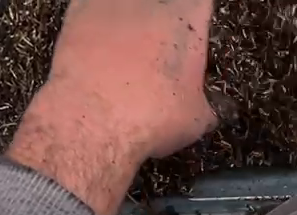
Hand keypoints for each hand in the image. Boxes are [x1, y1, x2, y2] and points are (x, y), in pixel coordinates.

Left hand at [8, 0, 216, 214]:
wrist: (96, 118)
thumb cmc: (153, 117)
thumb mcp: (195, 121)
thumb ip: (208, 108)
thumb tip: (217, 111)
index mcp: (188, 22)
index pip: (201, 5)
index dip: (199, 19)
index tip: (193, 40)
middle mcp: (152, 1)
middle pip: (163, 5)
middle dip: (162, 27)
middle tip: (158, 59)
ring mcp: (114, 2)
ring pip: (126, 8)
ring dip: (129, 25)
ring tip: (126, 58)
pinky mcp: (79, 10)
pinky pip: (90, 8)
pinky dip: (94, 23)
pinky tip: (95, 47)